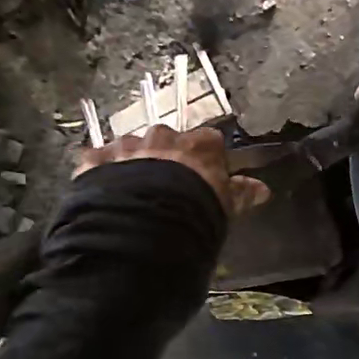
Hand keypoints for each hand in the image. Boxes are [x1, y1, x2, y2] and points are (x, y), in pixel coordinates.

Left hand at [74, 124, 271, 214]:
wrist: (144, 222)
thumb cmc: (196, 211)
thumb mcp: (226, 206)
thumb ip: (242, 194)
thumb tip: (263, 189)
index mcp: (199, 145)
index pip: (210, 139)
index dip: (208, 156)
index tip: (207, 172)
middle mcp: (163, 136)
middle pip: (168, 137)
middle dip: (168, 154)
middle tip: (169, 181)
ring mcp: (127, 145)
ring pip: (132, 146)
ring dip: (134, 160)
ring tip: (134, 188)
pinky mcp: (96, 159)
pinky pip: (99, 158)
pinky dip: (103, 169)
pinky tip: (106, 189)